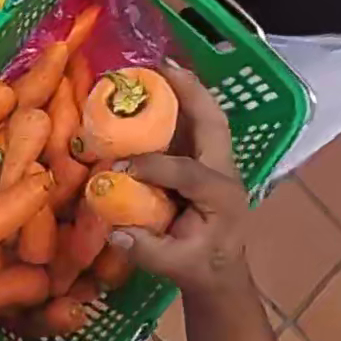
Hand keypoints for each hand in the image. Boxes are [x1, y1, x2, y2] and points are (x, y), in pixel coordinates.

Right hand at [108, 64, 253, 299]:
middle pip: (214, 122)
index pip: (190, 172)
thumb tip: (115, 231)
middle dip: (190, 91)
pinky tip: (154, 97)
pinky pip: (195, 128)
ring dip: (185, 92)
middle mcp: (225, 171)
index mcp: (222, 197)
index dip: (155, 166)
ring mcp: (218, 164)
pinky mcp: (205, 163)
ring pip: (208, 118)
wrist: (220, 273)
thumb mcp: (176, 267)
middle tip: (161, 68)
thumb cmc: (201, 268)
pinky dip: (178, 108)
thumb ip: (148, 250)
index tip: (121, 166)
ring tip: (157, 70)